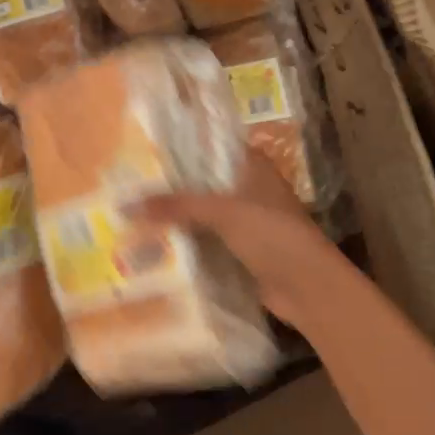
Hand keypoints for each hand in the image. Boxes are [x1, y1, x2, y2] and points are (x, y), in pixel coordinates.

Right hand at [133, 154, 346, 326]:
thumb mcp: (223, 213)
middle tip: (128, 185)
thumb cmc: (272, 234)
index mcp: (253, 166)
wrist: (308, 287)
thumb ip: (178, 206)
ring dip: (178, 219)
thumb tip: (126, 204)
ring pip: (205, 215)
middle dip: (172, 187)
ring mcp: (247, 222)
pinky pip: (209, 243)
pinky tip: (156, 247)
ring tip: (133, 215)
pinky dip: (188, 245)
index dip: (182, 148)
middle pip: (204, 183)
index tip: (145, 149)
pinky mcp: (243, 252)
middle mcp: (250, 189)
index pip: (212, 147)